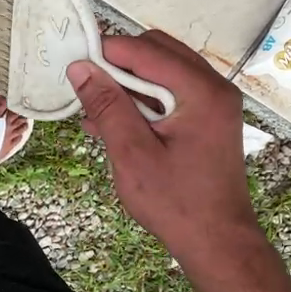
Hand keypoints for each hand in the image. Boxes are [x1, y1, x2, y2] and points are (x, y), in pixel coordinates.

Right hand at [67, 32, 263, 270]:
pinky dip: (141, 100)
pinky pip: (170, 94)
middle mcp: (214, 88)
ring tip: (93, 107)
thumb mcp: (132, 153)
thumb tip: (81, 68)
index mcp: (202, 92)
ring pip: (163, 72)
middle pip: (159, 52)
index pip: (147, 51)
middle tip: (84, 85)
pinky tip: (111, 122)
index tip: (73, 61)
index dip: (108, 51)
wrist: (217, 240)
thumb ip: (107, 105)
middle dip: (119, 63)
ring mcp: (214, 104)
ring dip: (127, 83)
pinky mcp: (207, 120)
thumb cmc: (175, 201)